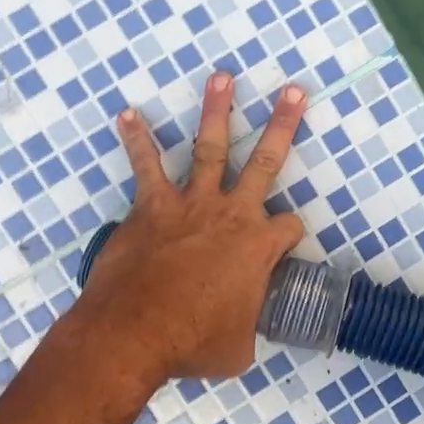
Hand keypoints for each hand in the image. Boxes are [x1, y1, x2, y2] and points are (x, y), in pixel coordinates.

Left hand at [75, 71, 308, 382]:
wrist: (133, 335)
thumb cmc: (192, 344)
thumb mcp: (238, 347)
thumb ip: (247, 326)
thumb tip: (242, 331)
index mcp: (259, 247)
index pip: (290, 226)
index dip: (289, 234)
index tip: (281, 245)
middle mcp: (231, 214)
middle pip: (266, 161)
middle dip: (284, 124)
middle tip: (296, 91)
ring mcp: (190, 204)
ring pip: (210, 147)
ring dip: (217, 110)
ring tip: (222, 77)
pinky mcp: (151, 207)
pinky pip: (145, 166)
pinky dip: (137, 140)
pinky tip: (127, 113)